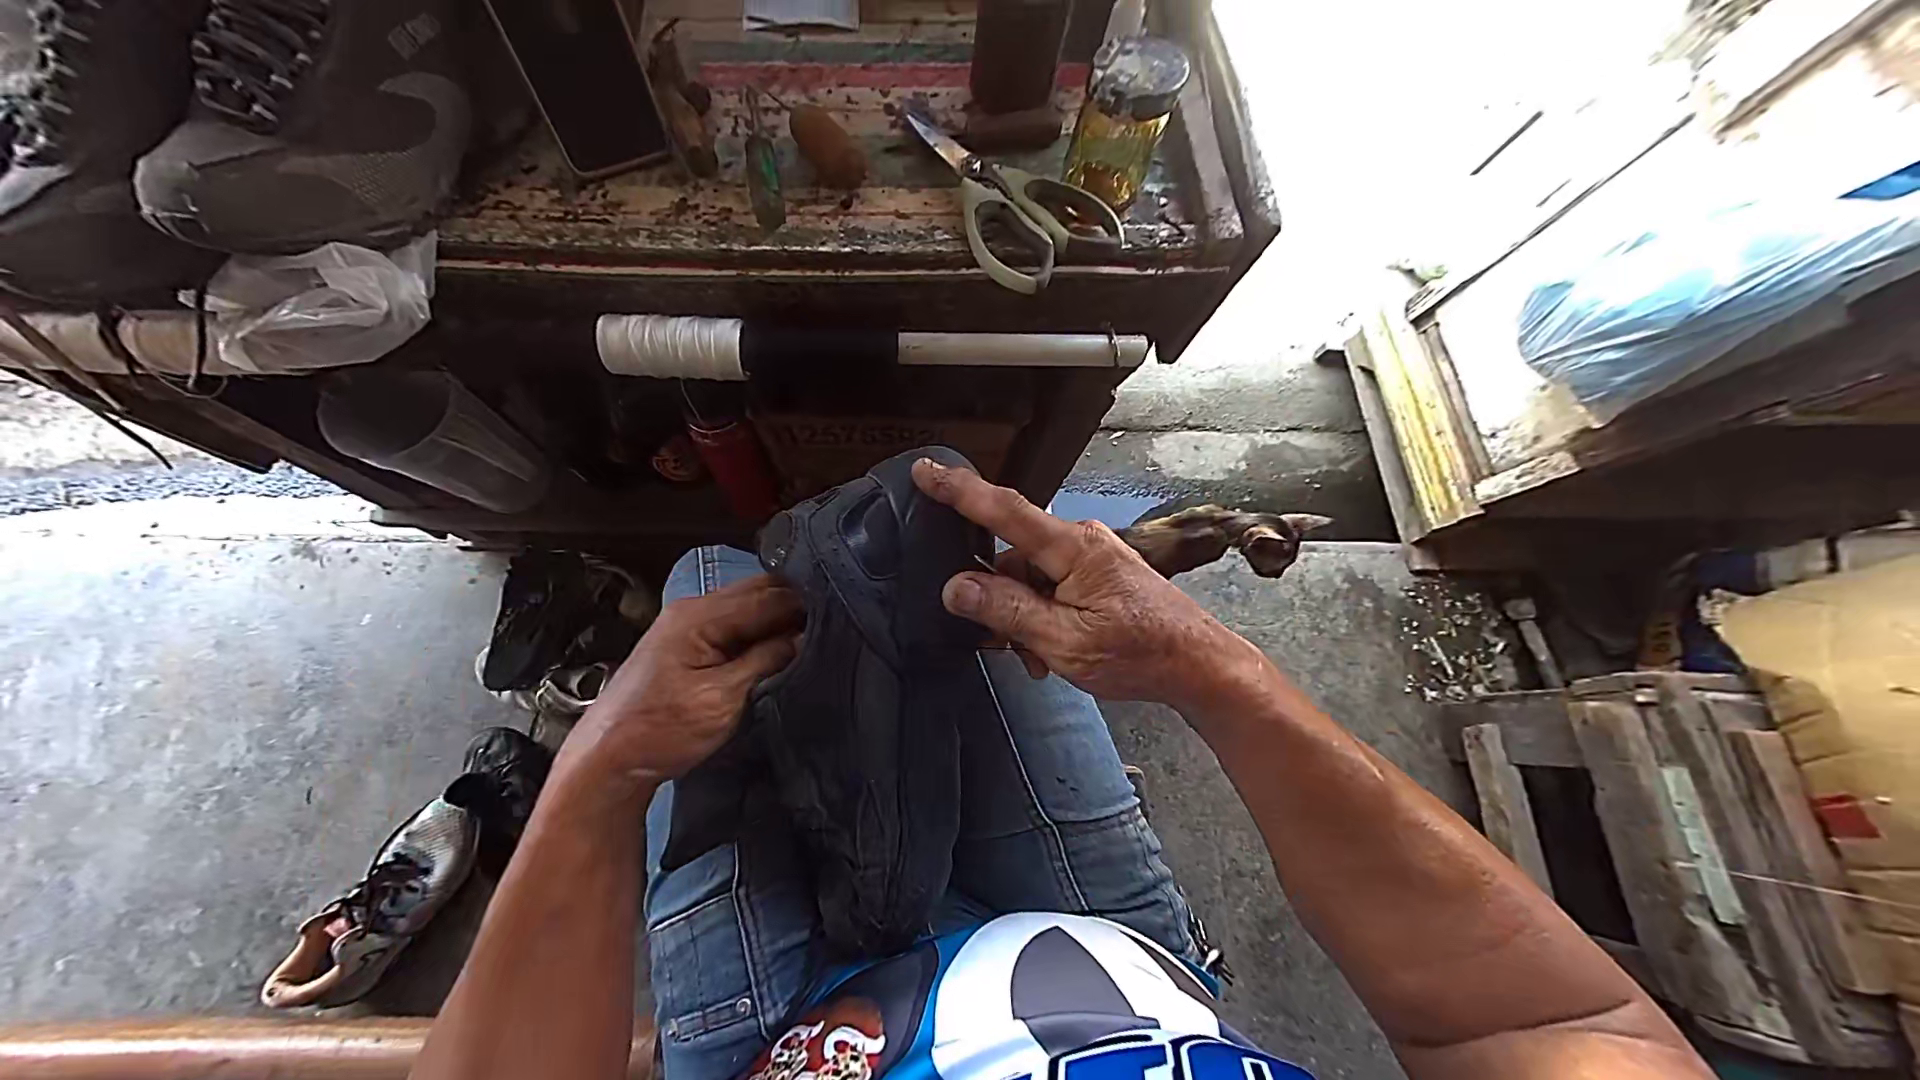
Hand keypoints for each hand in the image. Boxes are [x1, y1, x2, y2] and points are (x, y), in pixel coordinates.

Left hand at [566, 575, 801, 788]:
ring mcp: (687, 623)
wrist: (607, 760)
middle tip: (824, 628)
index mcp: (700, 617)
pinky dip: (759, 629)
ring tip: (807, 638)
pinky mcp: (687, 642)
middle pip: (757, 591)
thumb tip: (801, 638)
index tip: (834, 620)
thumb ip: (765, 660)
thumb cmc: (661, 730)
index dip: (803, 607)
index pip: (767, 597)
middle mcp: (693, 609)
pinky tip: (776, 646)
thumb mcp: (722, 699)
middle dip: (793, 606)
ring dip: (776, 617)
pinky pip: (733, 622)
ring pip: (746, 605)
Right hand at [912, 459, 1270, 715]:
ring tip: (1041, 657)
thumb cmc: (1143, 653)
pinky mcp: (1094, 575)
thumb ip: (1006, 610)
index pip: (1003, 508)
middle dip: (999, 598)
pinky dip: (1040, 617)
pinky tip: (1051, 650)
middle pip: (1011, 557)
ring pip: (1027, 578)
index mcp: (1073, 547)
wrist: (1197, 665)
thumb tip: (956, 588)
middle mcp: (1080, 542)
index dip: (958, 489)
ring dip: (1022, 617)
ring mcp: (1088, 558)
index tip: (926, 471)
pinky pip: (1048, 587)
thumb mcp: (1065, 641)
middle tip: (1004, 641)